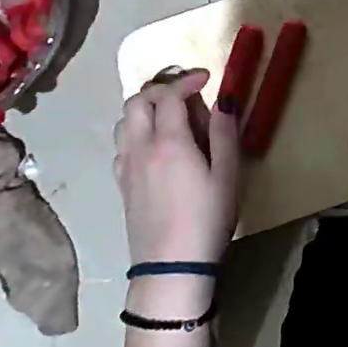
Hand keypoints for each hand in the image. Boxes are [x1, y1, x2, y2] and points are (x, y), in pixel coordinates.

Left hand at [114, 68, 239, 269]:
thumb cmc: (207, 220)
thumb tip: (222, 101)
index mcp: (168, 140)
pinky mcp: (121, 184)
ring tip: (169, 119)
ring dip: (144, 109)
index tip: (206, 78)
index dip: (187, 80)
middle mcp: (140, 146)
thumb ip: (224, 134)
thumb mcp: (227, 175)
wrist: (171, 268)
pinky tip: (154, 148)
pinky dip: (135, 133)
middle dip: (160, 89)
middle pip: (137, 101)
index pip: (168, 94)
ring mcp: (126, 166)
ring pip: (123, 121)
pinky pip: (121, 145)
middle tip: (185, 96)